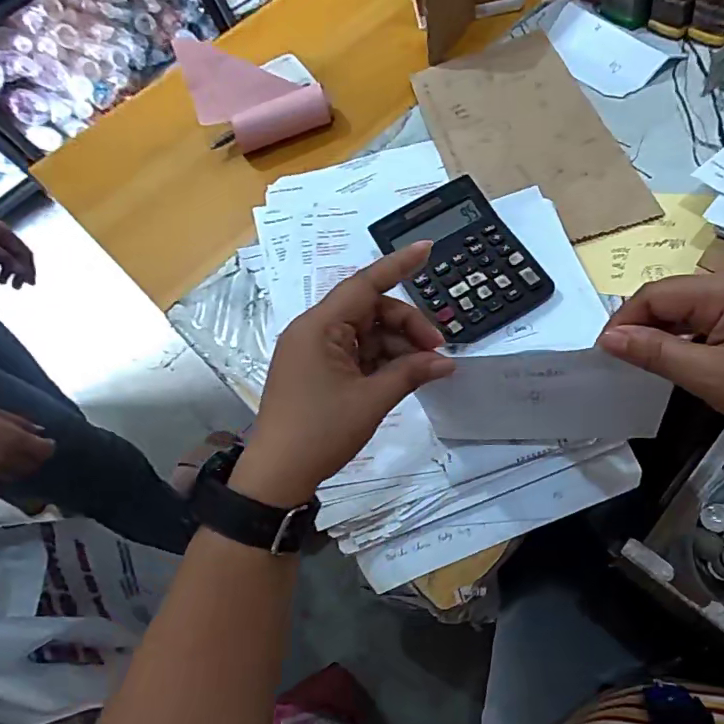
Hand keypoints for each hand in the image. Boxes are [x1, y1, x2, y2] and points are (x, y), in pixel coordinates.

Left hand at [0, 199, 36, 287]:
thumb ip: (2, 256)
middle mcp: (0, 232)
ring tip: (1, 282)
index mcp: (4, 232)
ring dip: (5, 268)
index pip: (24, 253)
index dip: (29, 269)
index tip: (29, 284)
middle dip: (18, 271)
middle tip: (15, 287)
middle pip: (16, 254)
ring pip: (4, 254)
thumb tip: (22, 270)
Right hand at [0, 401, 56, 485]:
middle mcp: (7, 461)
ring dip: (18, 469)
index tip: (46, 442)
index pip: (45, 451)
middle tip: (30, 449)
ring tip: (11, 458)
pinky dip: (0, 476)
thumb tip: (39, 430)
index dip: (48, 447)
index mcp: (14, 441)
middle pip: (32, 466)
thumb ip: (18, 422)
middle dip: (35, 458)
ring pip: (15, 477)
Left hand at [234, 242, 455, 507]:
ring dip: (397, 347)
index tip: (426, 250)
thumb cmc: (320, 432)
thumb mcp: (371, 400)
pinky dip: (381, 362)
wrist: (277, 474)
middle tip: (438, 351)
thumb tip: (446, 362)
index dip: (397, 266)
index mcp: (319, 327)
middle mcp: (314, 332)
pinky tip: (405, 376)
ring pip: (365, 334)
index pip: (364, 284)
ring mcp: (314, 352)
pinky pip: (355, 354)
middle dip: (406, 326)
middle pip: (369, 311)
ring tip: (426, 369)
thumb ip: (410, 373)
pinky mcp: (317, 372)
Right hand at [597, 273, 723, 441]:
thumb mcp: (707, 374)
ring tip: (645, 362)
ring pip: (689, 309)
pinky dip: (688, 337)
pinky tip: (682, 360)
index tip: (604, 352)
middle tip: (621, 360)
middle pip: (672, 296)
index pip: (657, 294)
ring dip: (664, 332)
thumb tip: (608, 339)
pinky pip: (710, 319)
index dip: (625, 320)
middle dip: (642, 325)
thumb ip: (655, 352)